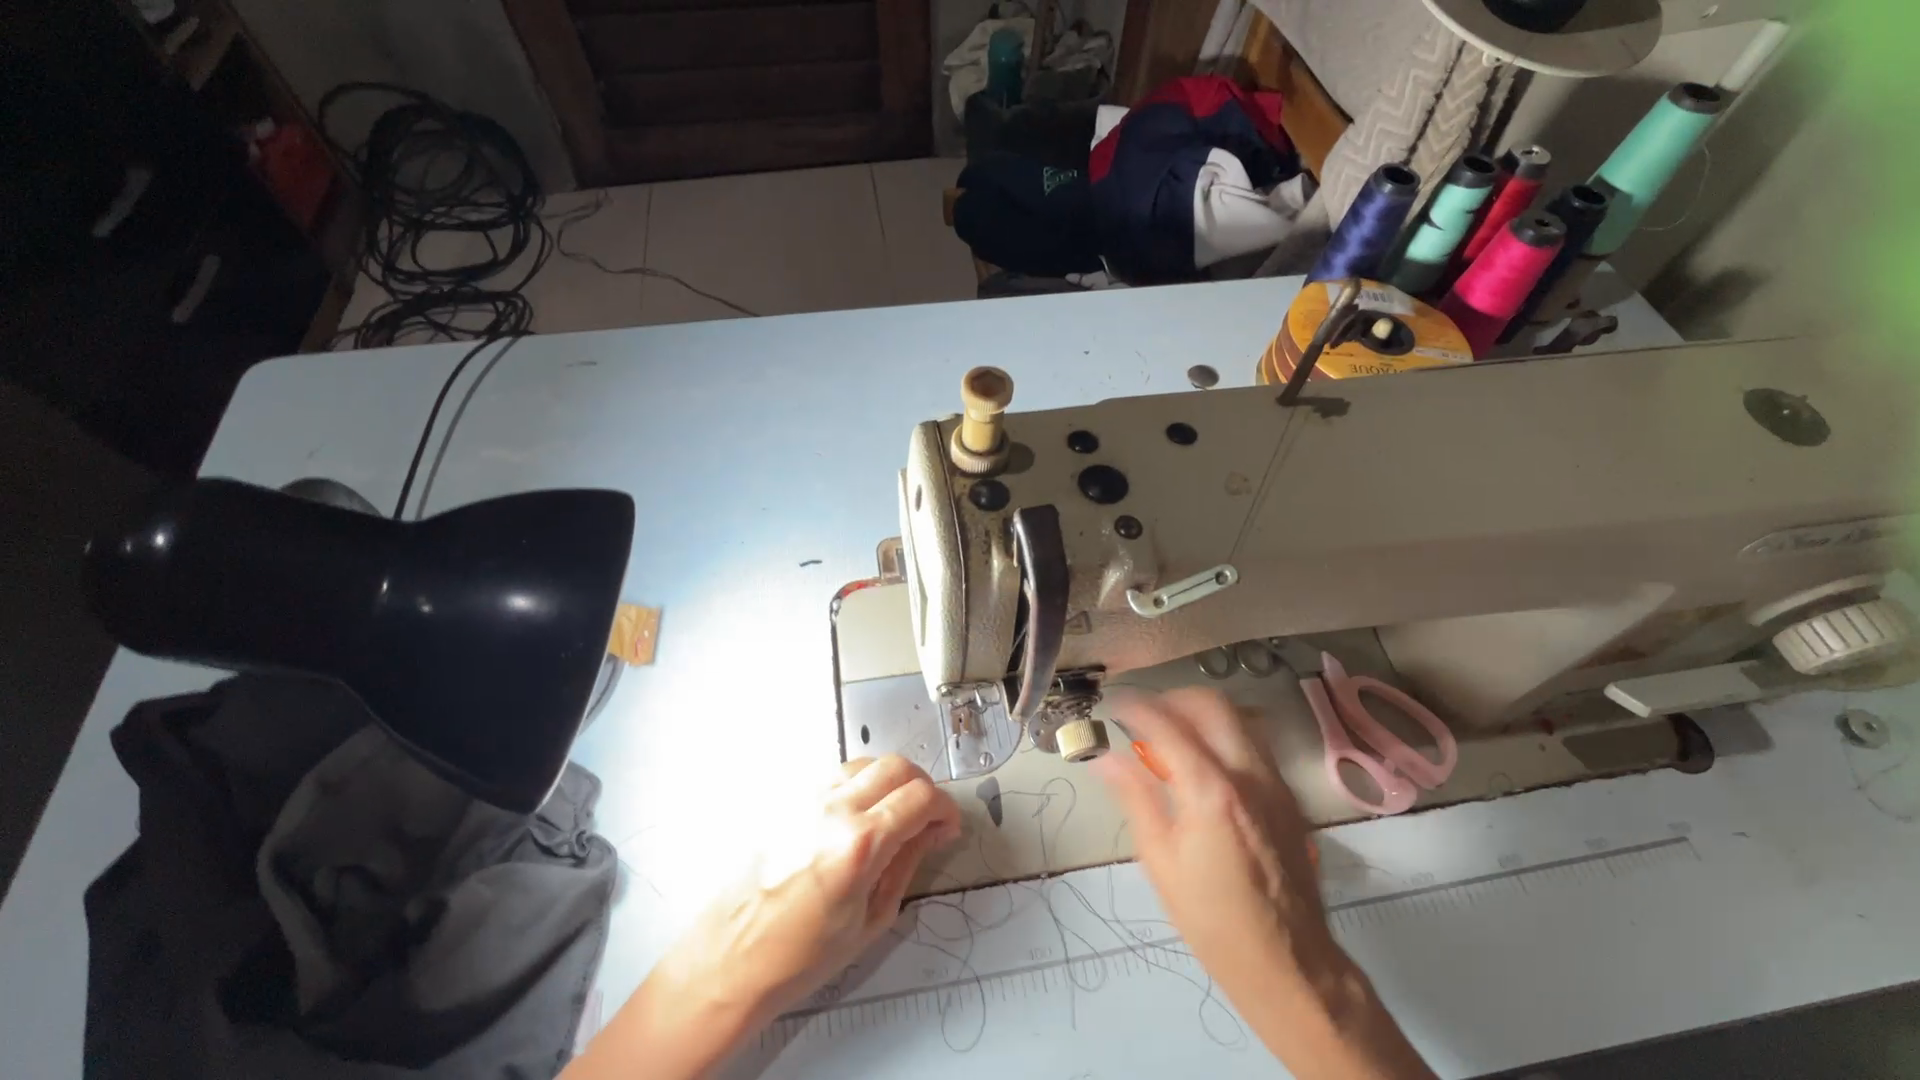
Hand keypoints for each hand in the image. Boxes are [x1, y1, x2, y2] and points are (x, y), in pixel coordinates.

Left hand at [663, 755, 963, 1016]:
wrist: (730, 962)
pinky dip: (858, 787)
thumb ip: (906, 864)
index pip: (921, 797)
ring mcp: (804, 802)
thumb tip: (930, 833)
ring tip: (893, 817)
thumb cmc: (798, 958)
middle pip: (896, 766)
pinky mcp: (785, 804)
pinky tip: (858, 820)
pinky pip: (833, 778)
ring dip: (889, 782)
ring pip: (864, 763)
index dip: (945, 809)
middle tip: (926, 819)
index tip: (947, 827)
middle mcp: (832, 810)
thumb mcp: (871, 920)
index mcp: (860, 844)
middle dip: (922, 787)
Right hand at [1094, 687, 1327, 998]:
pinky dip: (1225, 735)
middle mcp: (1249, 773)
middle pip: (1211, 704)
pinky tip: (1204, 762)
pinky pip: (1256, 743)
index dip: (1135, 707)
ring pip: (1239, 717)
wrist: (1287, 959)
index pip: (1167, 725)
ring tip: (1172, 735)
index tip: (1113, 706)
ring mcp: (1276, 782)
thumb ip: (1136, 797)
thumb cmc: (1211, 919)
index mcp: (1210, 791)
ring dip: (1201, 714)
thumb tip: (1104, 758)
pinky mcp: (1289, 795)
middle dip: (1172, 699)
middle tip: (1144, 716)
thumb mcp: (1160, 860)